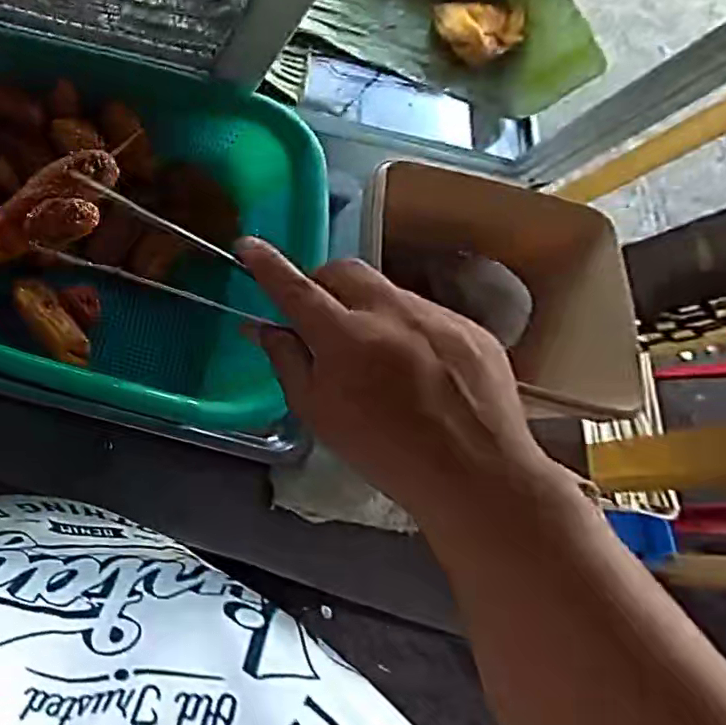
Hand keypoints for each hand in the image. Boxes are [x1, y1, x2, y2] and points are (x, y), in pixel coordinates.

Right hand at [237, 237, 568, 524]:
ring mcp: (437, 315)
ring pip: (385, 290)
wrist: (477, 478)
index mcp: (345, 338)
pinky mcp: (471, 327)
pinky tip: (416, 368)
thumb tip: (264, 326)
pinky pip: (424, 311)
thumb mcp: (317, 413)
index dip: (267, 265)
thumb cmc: (382, 452)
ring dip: (365, 307)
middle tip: (318, 317)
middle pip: (342, 270)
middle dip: (321, 283)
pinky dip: (405, 327)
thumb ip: (286, 360)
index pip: (295, 288)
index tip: (248, 246)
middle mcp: (391, 313)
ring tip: (374, 354)